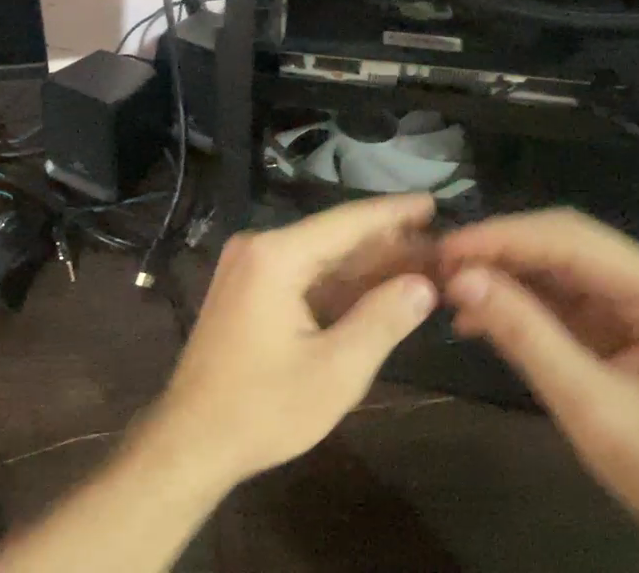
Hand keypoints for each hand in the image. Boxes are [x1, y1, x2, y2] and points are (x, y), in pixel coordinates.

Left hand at [141, 195, 438, 487]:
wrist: (194, 437)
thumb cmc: (265, 406)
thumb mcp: (336, 369)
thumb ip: (383, 320)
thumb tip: (424, 284)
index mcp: (275, 255)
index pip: (347, 222)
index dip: (394, 213)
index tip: (435, 202)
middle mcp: (258, 249)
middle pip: (334, 238)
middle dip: (388, 245)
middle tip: (444, 248)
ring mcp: (248, 269)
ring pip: (320, 258)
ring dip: (367, 266)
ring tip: (424, 265)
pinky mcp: (247, 291)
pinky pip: (302, 277)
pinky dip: (340, 285)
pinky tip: (380, 290)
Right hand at [439, 210, 638, 572]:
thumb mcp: (590, 406)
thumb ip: (526, 336)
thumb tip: (460, 279)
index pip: (574, 240)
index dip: (503, 237)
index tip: (445, 247)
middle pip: (567, 242)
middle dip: (500, 249)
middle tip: (440, 262)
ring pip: (559, 264)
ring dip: (504, 272)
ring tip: (449, 285)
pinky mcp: (627, 322)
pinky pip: (564, 294)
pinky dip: (520, 299)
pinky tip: (479, 314)